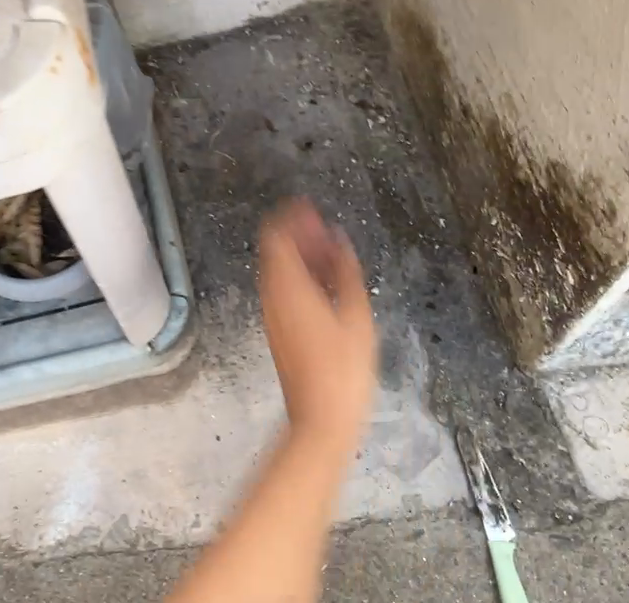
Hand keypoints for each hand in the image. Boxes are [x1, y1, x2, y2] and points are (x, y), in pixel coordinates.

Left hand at [257, 198, 378, 452]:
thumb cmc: (343, 370)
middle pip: (274, 249)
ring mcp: (271, 313)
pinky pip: (282, 289)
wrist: (320, 421)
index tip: (310, 207)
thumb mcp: (356, 315)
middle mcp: (271, 294)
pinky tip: (324, 283)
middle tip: (323, 229)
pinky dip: (299, 276)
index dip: (292, 216)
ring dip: (300, 255)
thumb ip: (345, 270)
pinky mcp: (277, 329)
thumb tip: (339, 240)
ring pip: (278, 269)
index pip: (276, 233)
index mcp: (287, 284)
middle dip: (297, 233)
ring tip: (329, 252)